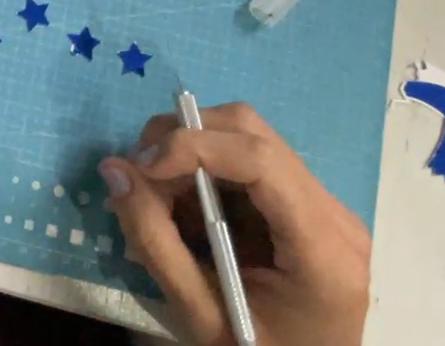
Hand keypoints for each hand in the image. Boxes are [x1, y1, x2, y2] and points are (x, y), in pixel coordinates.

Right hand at [99, 103, 371, 345]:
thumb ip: (155, 240)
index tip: (141, 167)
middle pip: (248, 131)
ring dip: (186, 150)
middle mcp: (332, 214)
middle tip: (138, 174)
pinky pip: (240, 157)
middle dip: (181, 138)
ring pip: (241, 133)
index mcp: (322, 250)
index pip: (261, 160)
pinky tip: (180, 204)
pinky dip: (198, 166)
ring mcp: (319, 204)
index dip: (193, 147)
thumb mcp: (200, 314)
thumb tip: (112, 168)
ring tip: (154, 193)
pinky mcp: (300, 202)